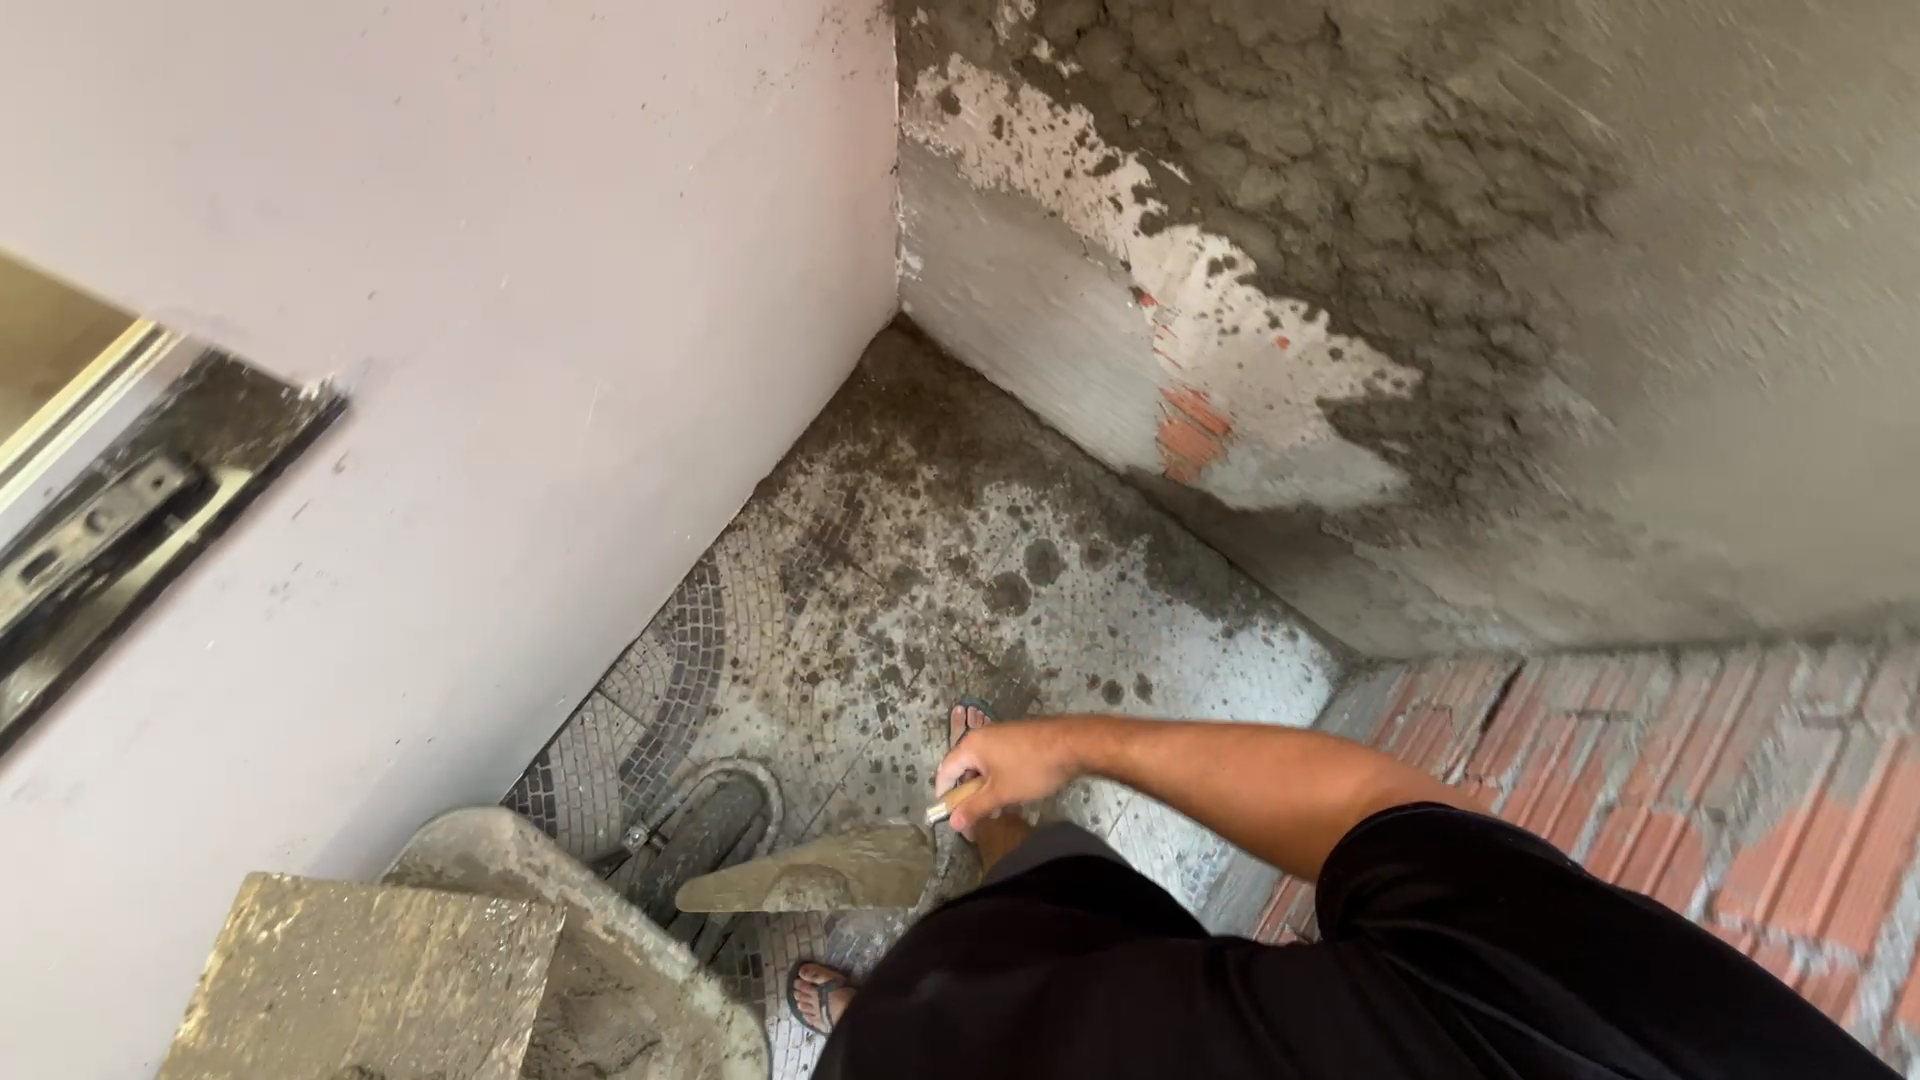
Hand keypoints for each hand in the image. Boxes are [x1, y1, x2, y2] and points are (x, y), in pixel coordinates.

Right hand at [934, 717, 1090, 832]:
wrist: (1071, 745)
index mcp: (972, 745)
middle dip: (967, 794)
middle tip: (975, 818)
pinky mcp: (1017, 739)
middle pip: (964, 767)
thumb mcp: (1000, 793)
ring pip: (983, 766)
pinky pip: (998, 761)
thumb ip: (974, 808)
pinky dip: (998, 779)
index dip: (944, 794)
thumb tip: (952, 823)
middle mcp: (982, 736)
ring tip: (996, 811)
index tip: (948, 816)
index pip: (946, 770)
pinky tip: (1011, 795)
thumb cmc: (1030, 769)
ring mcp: (1001, 736)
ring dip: (984, 789)